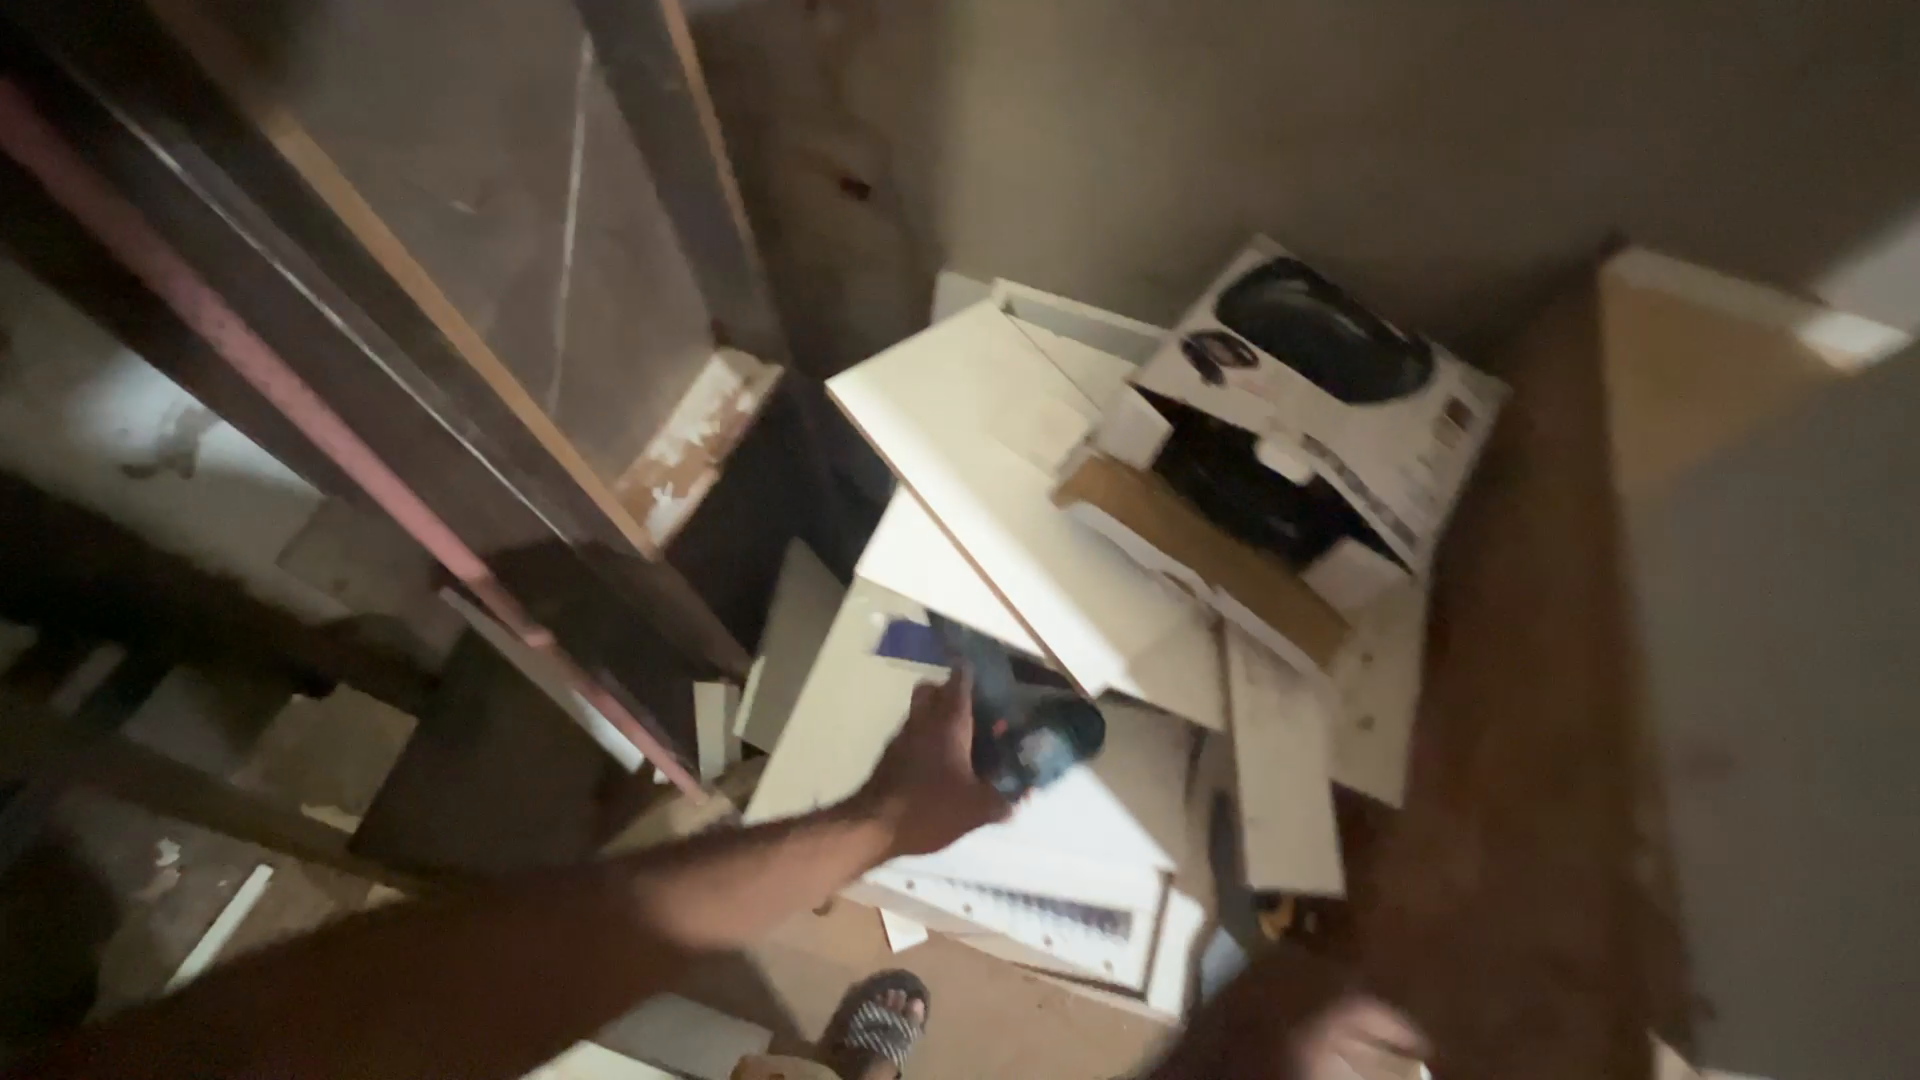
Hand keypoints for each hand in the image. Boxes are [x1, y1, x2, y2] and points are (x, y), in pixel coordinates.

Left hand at [852, 668, 1012, 855]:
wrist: (873, 826)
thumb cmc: (930, 807)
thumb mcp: (976, 809)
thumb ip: (1002, 802)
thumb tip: (1019, 802)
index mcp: (949, 722)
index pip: (961, 680)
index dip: (975, 675)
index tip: (991, 683)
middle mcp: (924, 719)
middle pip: (934, 689)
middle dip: (952, 694)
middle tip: (974, 713)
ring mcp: (902, 735)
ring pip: (921, 710)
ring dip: (938, 718)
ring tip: (962, 744)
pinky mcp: (889, 755)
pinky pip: (911, 734)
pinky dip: (925, 740)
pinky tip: (939, 766)